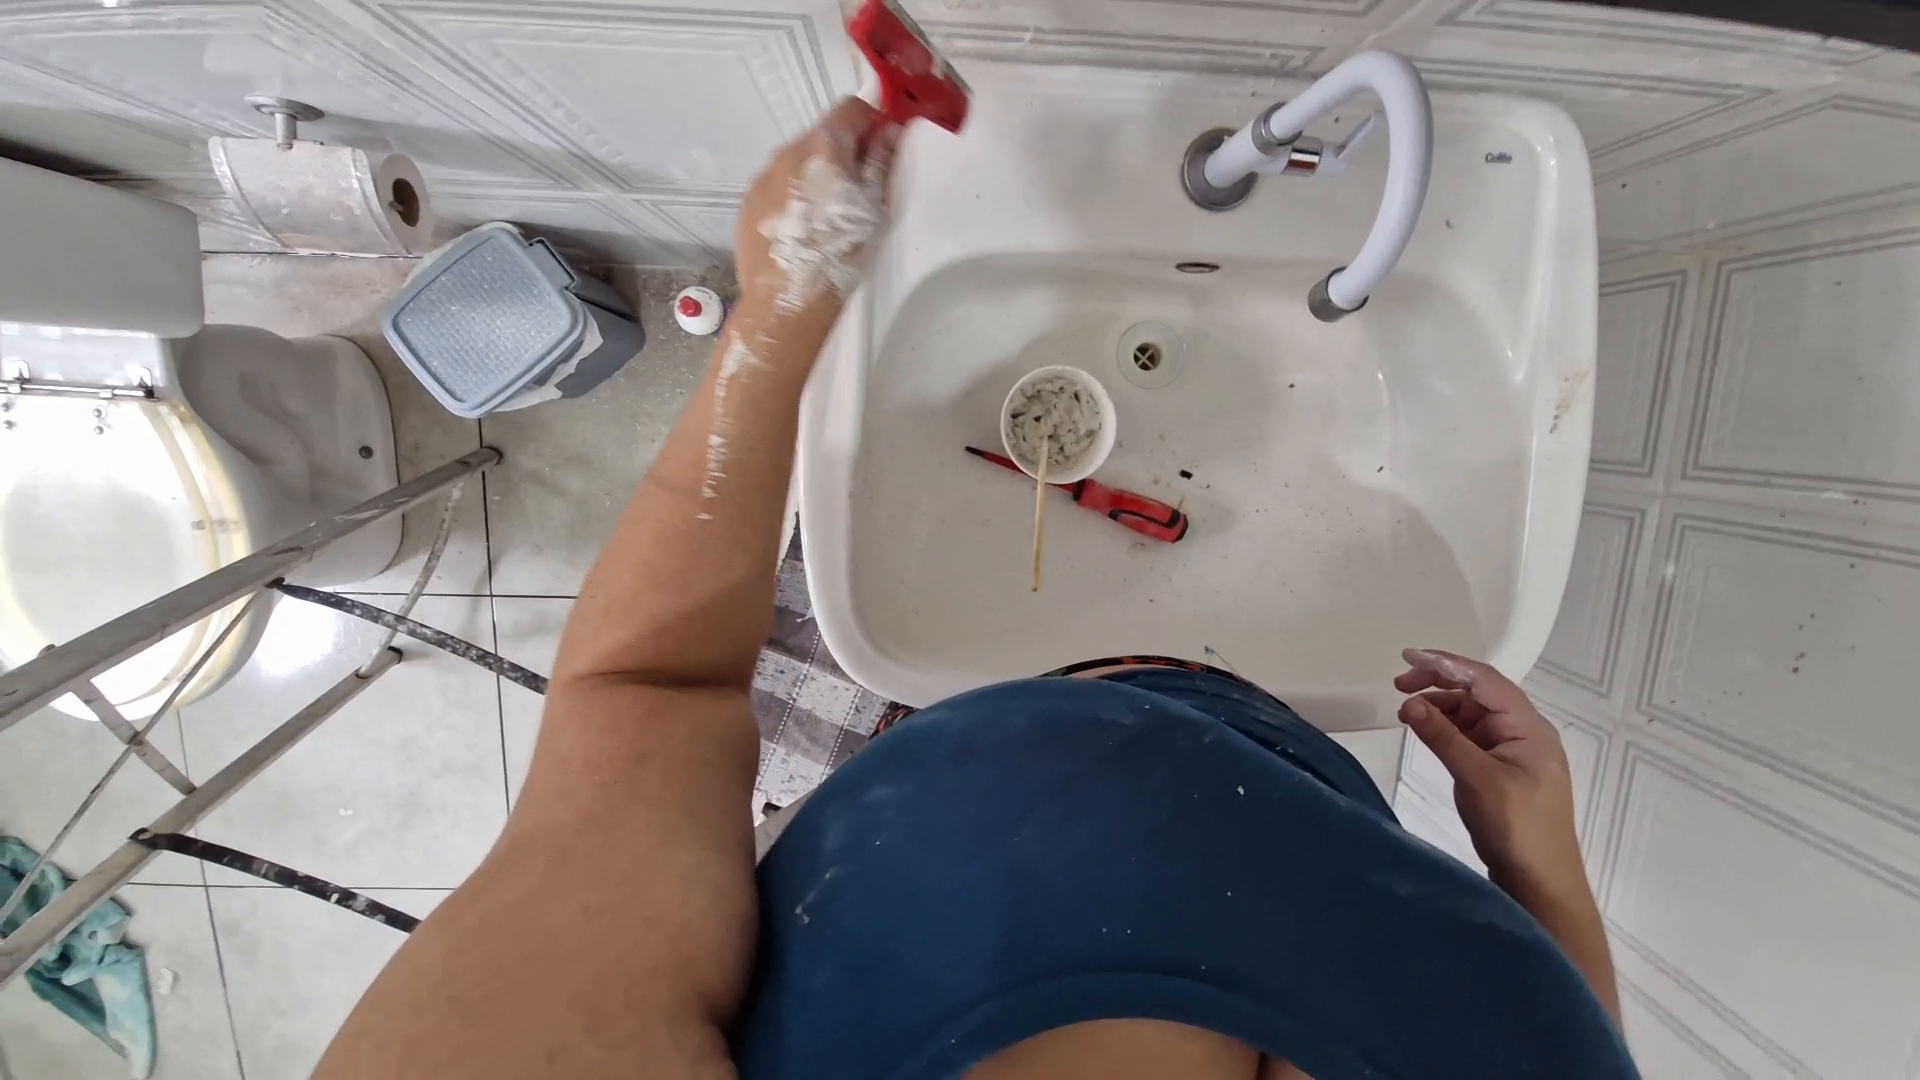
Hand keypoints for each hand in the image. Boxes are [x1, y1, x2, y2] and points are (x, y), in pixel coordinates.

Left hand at [733, 98, 899, 331]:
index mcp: (823, 147)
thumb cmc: (837, 260)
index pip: (852, 108)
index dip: (871, 124)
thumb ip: (881, 165)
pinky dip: (791, 199)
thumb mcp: (872, 212)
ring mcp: (762, 176)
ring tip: (824, 220)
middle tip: (854, 195)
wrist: (785, 306)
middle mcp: (787, 151)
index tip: (879, 151)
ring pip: (796, 162)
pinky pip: (775, 187)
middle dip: (841, 156)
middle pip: (821, 136)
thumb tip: (889, 131)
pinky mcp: (747, 202)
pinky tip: (800, 233)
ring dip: (814, 178)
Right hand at [1394, 648, 1583, 889]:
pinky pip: (1468, 732)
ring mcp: (1511, 749)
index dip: (1447, 663)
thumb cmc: (1517, 827)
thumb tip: (1409, 702)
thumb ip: (1442, 736)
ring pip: (1470, 711)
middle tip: (1399, 683)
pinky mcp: (1498, 766)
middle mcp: (1523, 732)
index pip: (1485, 681)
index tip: (1408, 657)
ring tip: (1405, 710)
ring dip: (1438, 704)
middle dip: (1439, 681)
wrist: (1540, 880)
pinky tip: (1423, 727)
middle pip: (1478, 691)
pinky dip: (1443, 724)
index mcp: (1529, 728)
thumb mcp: (1477, 778)